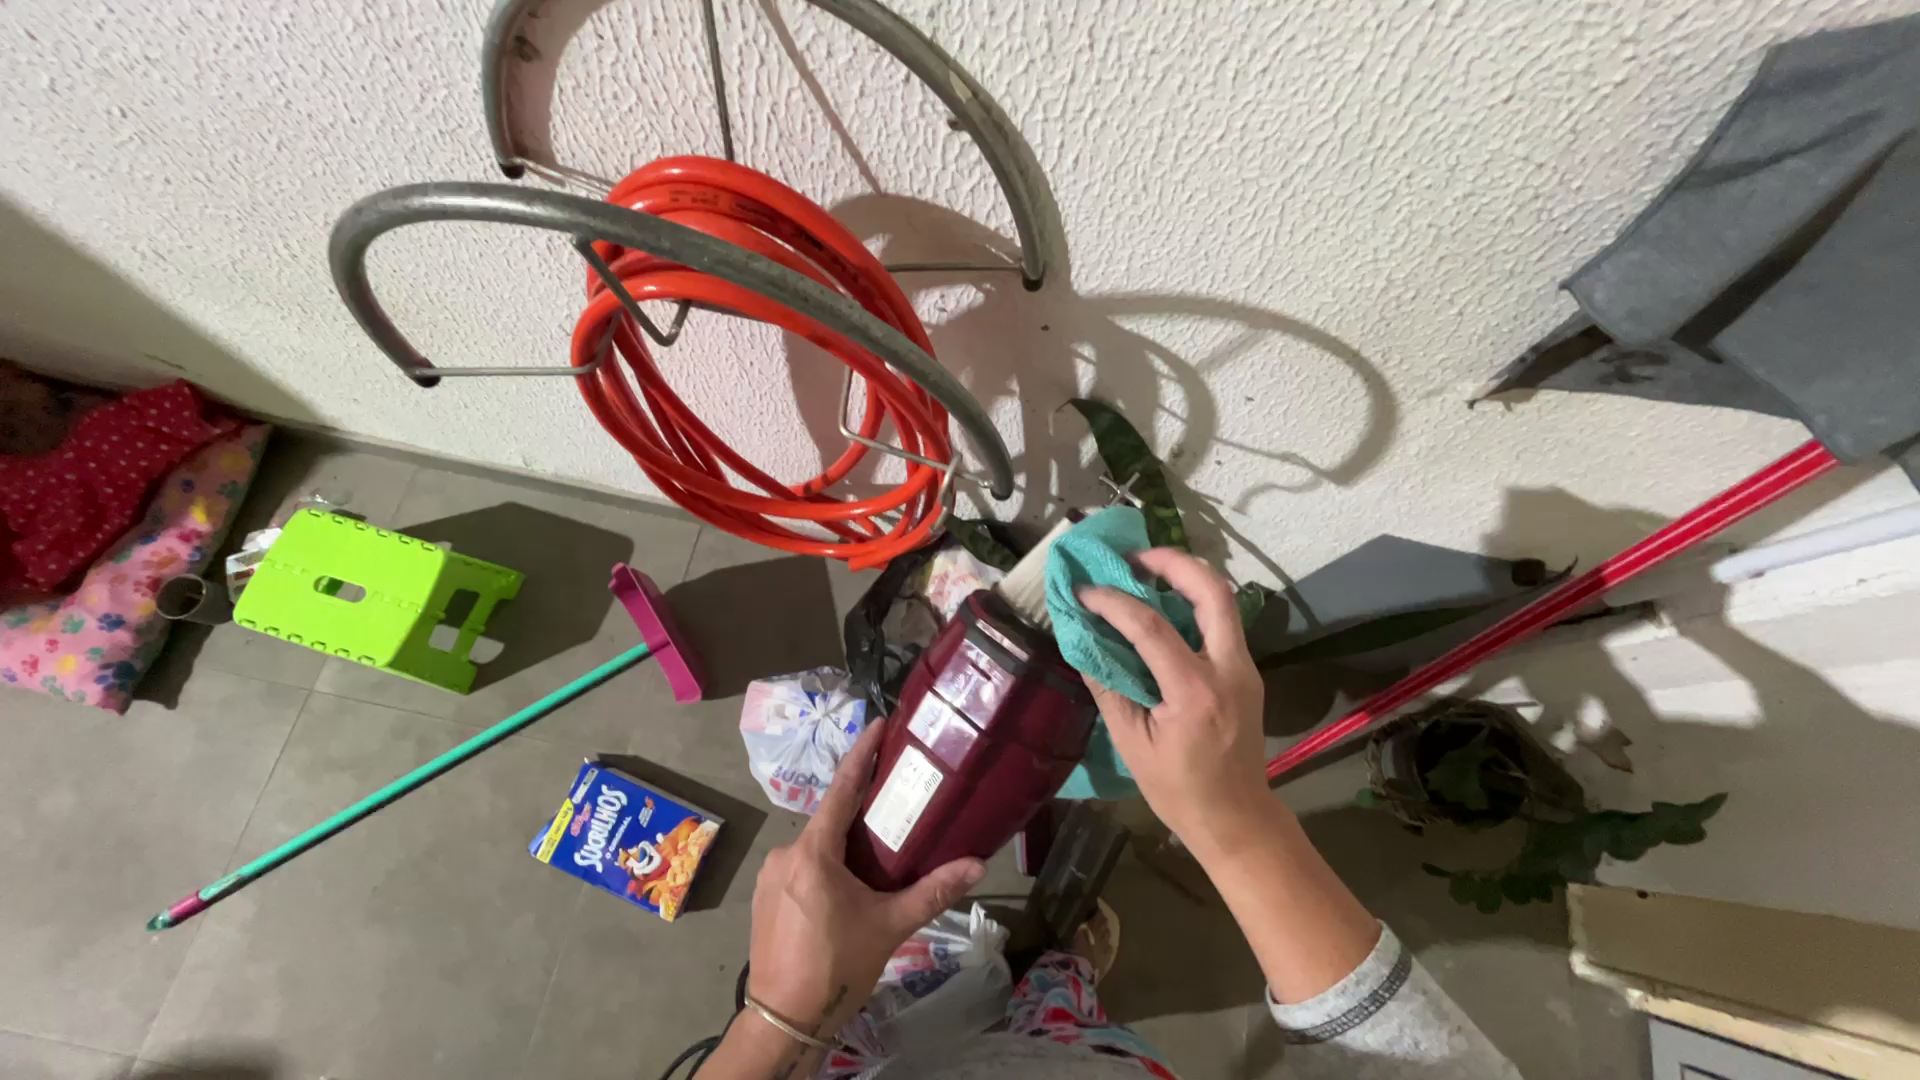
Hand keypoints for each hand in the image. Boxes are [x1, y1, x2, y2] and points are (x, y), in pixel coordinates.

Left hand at [745, 718, 986, 1037]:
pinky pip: (800, 866)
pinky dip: (824, 865)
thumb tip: (977, 865)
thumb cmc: (837, 967)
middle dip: (860, 811)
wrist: (784, 1020)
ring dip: (842, 845)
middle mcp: (786, 853)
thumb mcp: (889, 927)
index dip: (862, 753)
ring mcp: (770, 875)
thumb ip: (932, 892)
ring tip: (875, 857)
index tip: (879, 723)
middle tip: (894, 804)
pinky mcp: (764, 896)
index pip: (841, 789)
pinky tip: (844, 888)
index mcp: (814, 852)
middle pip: (830, 819)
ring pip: (815, 845)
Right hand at [1077, 548, 1270, 856]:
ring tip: (1146, 571)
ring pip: (1223, 601)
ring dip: (1186, 576)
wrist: (1237, 818)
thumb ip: (1108, 688)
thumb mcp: (1131, 744)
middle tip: (1133, 557)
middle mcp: (1228, 670)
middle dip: (1173, 563)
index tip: (1083, 591)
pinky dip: (1192, 601)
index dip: (1113, 602)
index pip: (1151, 628)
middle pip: (1212, 592)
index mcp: (1195, 693)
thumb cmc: (1178, 790)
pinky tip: (1163, 606)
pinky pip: (1221, 621)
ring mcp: (1244, 668)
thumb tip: (1082, 643)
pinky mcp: (1246, 671)